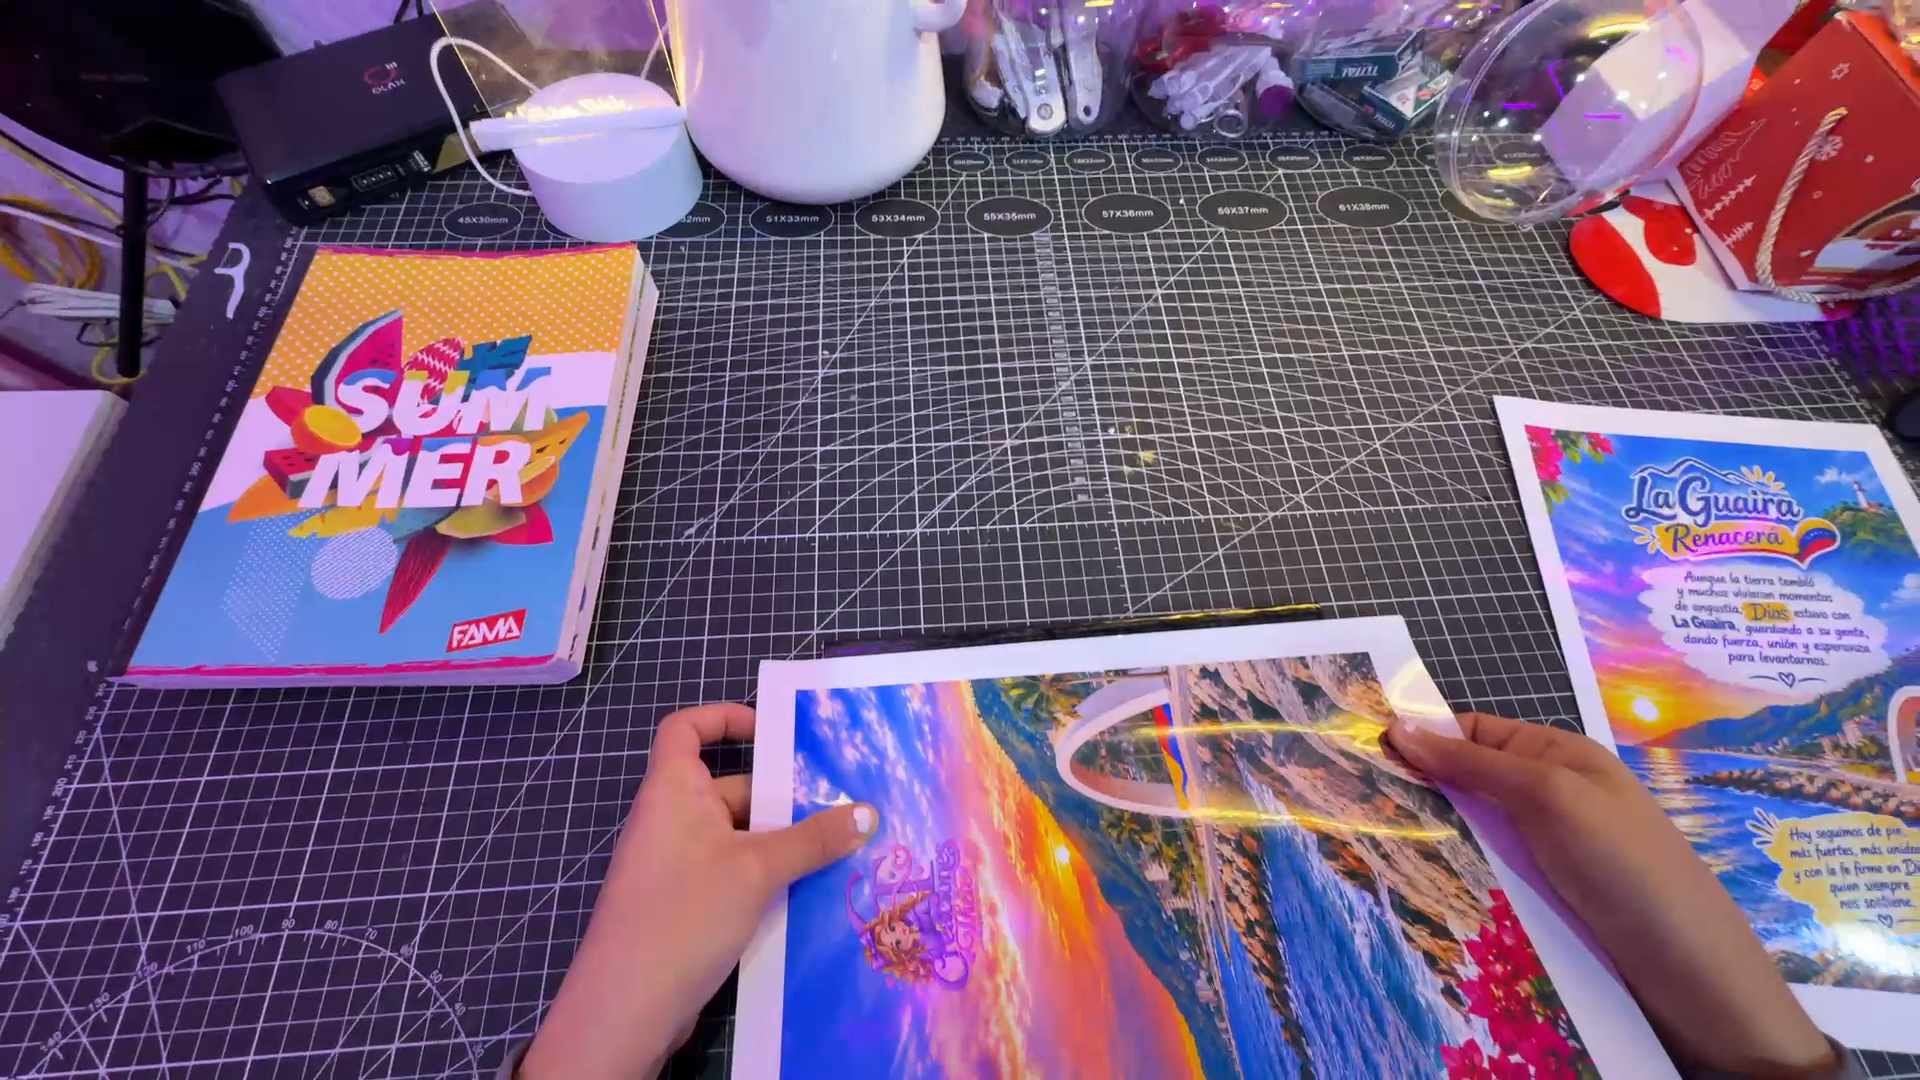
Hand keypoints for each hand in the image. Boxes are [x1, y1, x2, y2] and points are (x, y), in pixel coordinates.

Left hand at [520, 704, 876, 1079]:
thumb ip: (815, 838)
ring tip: (838, 848)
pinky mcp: (684, 905)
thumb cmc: (684, 915)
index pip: (685, 728)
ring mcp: (676, 865)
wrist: (623, 1016)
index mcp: (673, 789)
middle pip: (731, 787)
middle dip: (782, 796)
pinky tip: (809, 892)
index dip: (723, 717)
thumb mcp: (758, 869)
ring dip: (782, 842)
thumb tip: (869, 812)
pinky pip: (732, 872)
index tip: (770, 729)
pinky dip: (766, 876)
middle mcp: (671, 818)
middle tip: (839, 805)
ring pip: (738, 835)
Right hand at [1386, 713, 1837, 1079]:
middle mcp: (1543, 791)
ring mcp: (1538, 843)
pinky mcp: (1535, 888)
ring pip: (1464, 822)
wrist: (1697, 981)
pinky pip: (1479, 861)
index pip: (1466, 730)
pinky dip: (1448, 861)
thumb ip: (1470, 761)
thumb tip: (1394, 725)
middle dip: (1414, 784)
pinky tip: (1412, 870)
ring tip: (1370, 833)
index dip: (1417, 737)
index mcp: (1552, 754)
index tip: (1361, 750)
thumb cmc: (1625, 867)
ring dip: (1428, 828)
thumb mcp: (1547, 796)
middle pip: (1460, 776)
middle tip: (1353, 795)